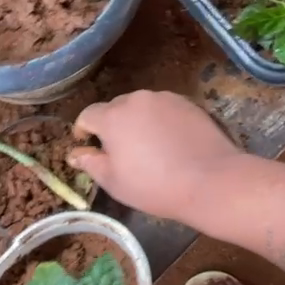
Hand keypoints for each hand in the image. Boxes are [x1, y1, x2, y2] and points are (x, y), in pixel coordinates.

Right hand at [70, 90, 242, 220]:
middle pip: (115, 108)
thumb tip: (75, 153)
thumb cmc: (154, 186)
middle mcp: (137, 99)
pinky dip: (161, 122)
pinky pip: (164, 110)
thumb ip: (90, 163)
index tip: (87, 146)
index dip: (83, 130)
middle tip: (120, 152)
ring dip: (138, 122)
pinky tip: (170, 144)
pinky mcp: (188, 103)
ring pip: (142, 107)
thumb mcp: (114, 181)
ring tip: (148, 148)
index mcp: (113, 116)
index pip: (88, 115)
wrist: (210, 180)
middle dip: (112, 126)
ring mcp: (165, 98)